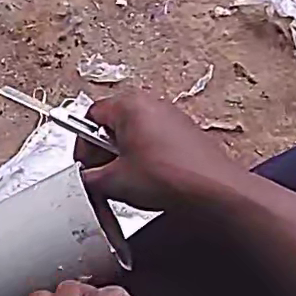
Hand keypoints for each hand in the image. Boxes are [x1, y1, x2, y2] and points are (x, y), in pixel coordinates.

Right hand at [75, 92, 246, 210]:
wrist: (212, 190)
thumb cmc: (168, 177)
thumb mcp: (113, 181)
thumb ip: (90, 177)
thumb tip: (87, 178)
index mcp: (130, 105)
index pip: (91, 116)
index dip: (83, 143)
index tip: (84, 164)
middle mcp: (152, 105)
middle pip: (114, 124)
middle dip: (104, 151)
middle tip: (102, 175)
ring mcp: (172, 118)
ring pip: (135, 135)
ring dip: (125, 157)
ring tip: (127, 181)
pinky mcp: (185, 135)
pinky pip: (155, 143)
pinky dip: (146, 159)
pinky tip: (148, 181)